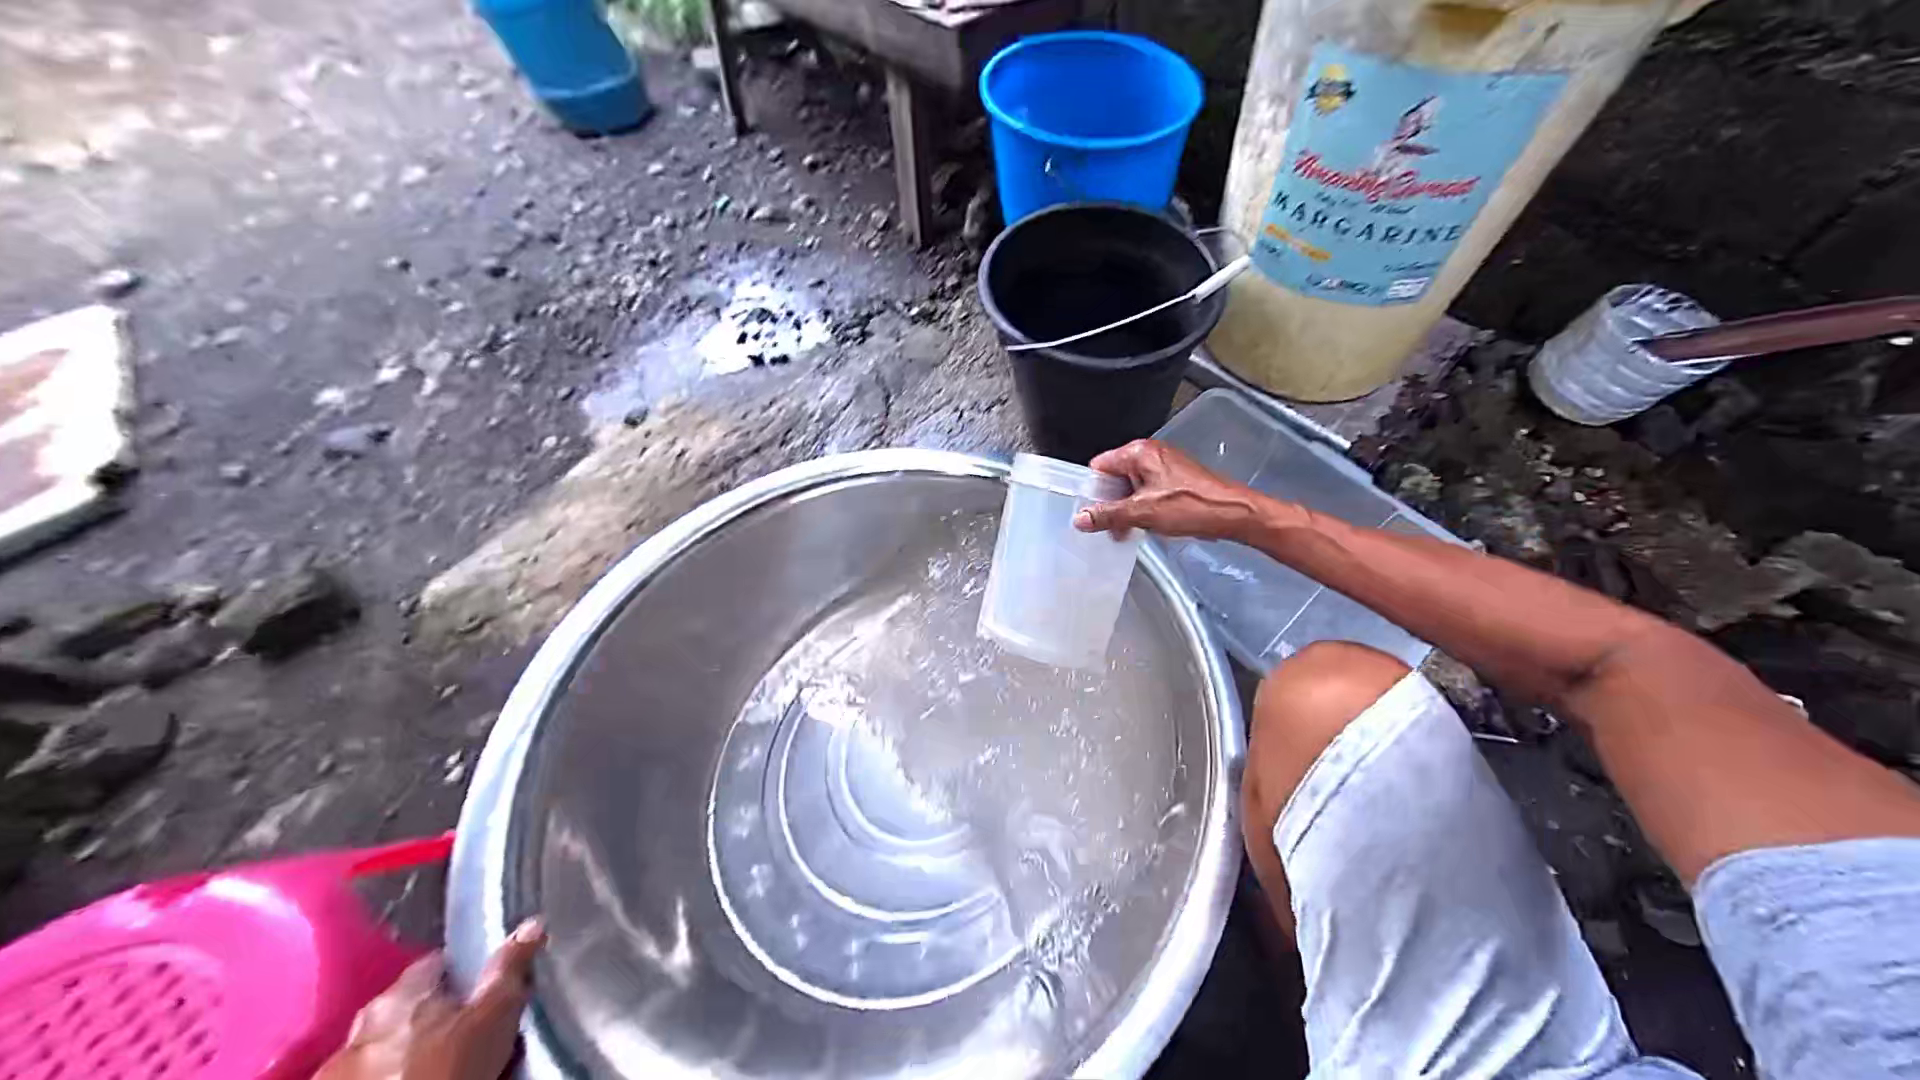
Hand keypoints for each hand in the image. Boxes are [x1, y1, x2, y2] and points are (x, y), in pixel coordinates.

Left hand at [316, 918, 545, 1079]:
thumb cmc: (445, 1077)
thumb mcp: (493, 1019)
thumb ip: (509, 970)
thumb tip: (532, 921)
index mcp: (398, 995)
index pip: (436, 962)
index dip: (465, 969)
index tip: (488, 987)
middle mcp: (359, 1029)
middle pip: (408, 1007)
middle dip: (434, 1015)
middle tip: (469, 1032)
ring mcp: (334, 1078)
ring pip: (383, 1050)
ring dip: (406, 1055)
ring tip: (440, 1069)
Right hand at [1073, 440, 1271, 540]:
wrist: (1234, 514)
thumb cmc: (1193, 506)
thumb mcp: (1142, 513)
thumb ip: (1108, 515)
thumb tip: (1081, 519)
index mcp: (1139, 453)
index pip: (1099, 466)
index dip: (1093, 490)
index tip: (1092, 512)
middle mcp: (1151, 454)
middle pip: (1114, 477)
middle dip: (1110, 503)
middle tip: (1111, 527)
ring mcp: (1165, 466)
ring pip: (1131, 487)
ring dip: (1127, 509)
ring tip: (1130, 530)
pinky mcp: (1175, 480)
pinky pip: (1148, 492)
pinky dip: (1143, 508)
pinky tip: (1146, 526)